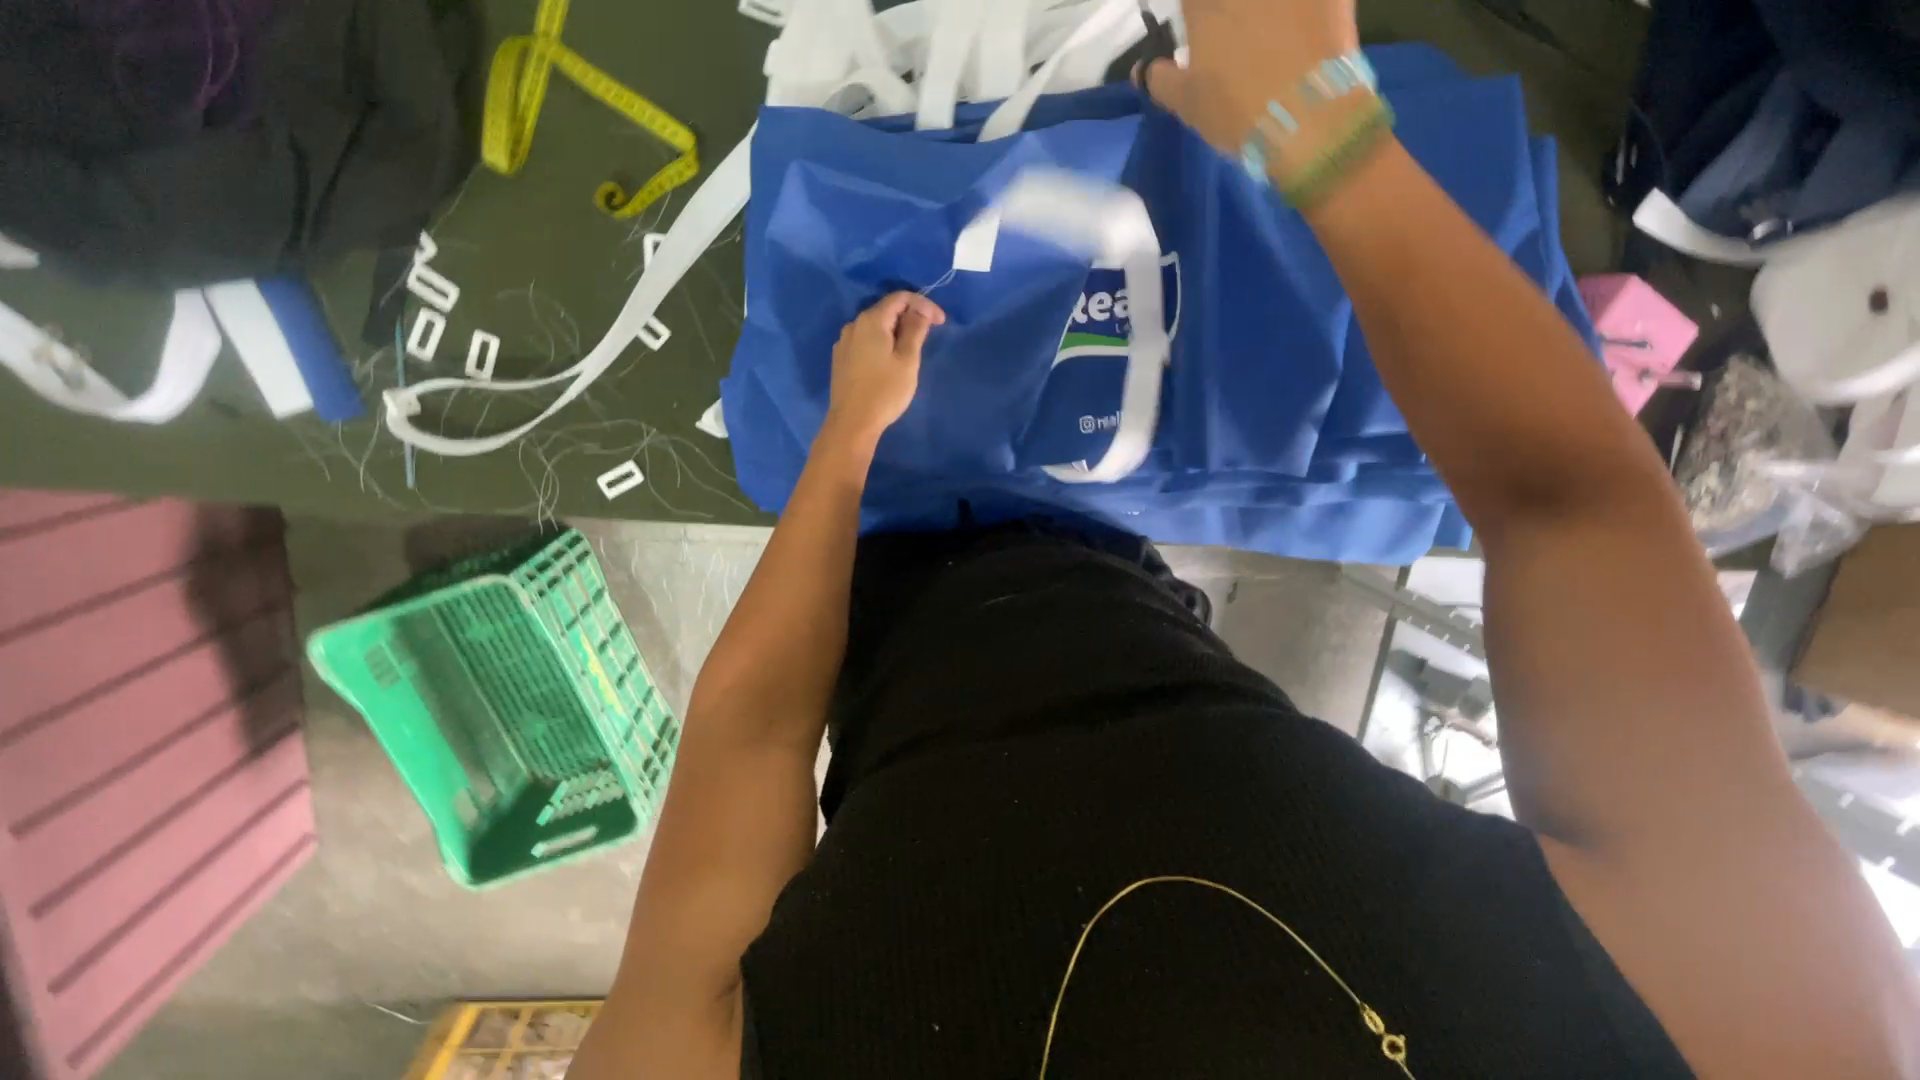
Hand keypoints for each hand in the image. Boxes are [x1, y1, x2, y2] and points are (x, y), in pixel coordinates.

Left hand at [821, 291, 945, 448]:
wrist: (852, 423)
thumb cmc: (885, 391)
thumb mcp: (907, 359)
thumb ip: (915, 329)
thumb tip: (920, 309)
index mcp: (871, 321)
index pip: (900, 298)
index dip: (924, 304)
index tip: (941, 322)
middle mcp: (853, 325)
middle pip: (886, 310)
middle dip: (910, 317)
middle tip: (929, 335)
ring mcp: (844, 342)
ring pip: (875, 327)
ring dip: (895, 331)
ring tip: (910, 350)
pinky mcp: (841, 359)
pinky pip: (865, 341)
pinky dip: (881, 343)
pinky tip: (889, 361)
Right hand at [1143, 0, 1362, 170]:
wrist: (1310, 120)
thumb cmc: (1237, 110)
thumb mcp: (1187, 104)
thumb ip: (1160, 80)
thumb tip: (1144, 70)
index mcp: (1205, 3)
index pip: (1191, 1)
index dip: (1195, 14)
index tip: (1199, 31)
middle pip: (1234, 3)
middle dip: (1233, 14)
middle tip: (1236, 41)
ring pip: (1272, 4)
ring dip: (1270, 14)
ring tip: (1272, 36)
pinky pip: (1317, 2)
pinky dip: (1311, 12)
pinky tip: (1307, 32)